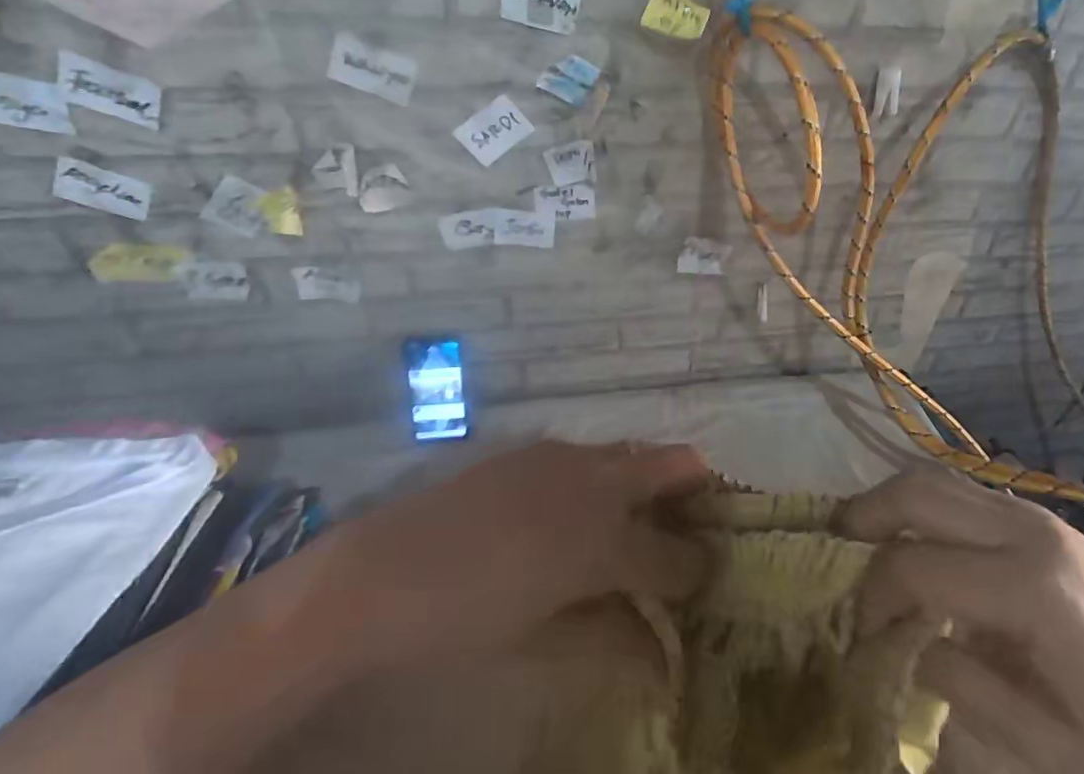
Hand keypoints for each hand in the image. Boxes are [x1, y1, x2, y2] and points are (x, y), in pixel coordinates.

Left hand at [343, 441, 711, 656]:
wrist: (380, 573)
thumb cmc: (465, 619)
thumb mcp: (542, 633)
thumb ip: (603, 621)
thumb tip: (643, 628)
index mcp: (604, 541)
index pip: (674, 555)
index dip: (696, 568)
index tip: (703, 575)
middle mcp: (593, 484)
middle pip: (670, 464)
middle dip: (694, 484)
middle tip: (699, 510)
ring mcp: (559, 458)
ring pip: (625, 452)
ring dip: (644, 475)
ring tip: (637, 508)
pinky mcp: (525, 450)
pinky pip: (582, 454)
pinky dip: (598, 473)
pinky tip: (574, 502)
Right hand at [839, 469, 1083, 773]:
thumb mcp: (1052, 748)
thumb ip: (965, 686)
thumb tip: (912, 645)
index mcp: (1029, 585)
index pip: (913, 565)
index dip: (873, 597)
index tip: (861, 637)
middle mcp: (1030, 531)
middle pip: (920, 491)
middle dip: (867, 517)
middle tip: (838, 552)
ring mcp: (1044, 522)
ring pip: (943, 482)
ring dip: (898, 510)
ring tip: (872, 549)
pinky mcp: (1055, 530)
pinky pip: (972, 500)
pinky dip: (933, 517)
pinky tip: (932, 560)